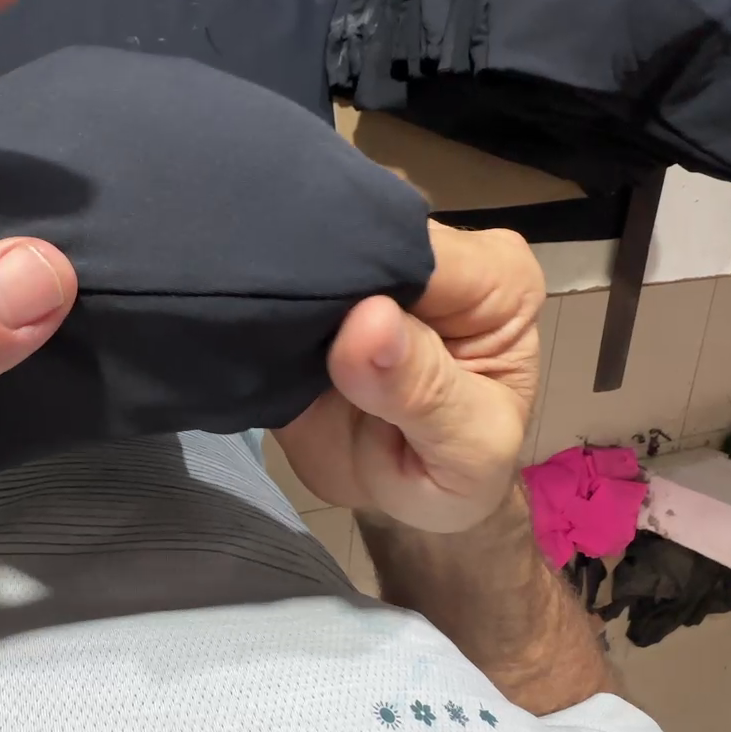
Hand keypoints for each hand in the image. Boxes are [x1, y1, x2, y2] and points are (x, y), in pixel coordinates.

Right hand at [273, 223, 543, 533]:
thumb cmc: (452, 475)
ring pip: (311, 243)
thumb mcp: (464, 449)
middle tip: (266, 316)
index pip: (418, 251)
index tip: (318, 318)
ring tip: (247, 318)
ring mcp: (365, 272)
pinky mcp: (314, 291)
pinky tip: (237, 318)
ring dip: (277, 281)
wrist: (389, 499)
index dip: (366, 281)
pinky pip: (276, 275)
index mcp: (493, 281)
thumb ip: (423, 390)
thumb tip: (367, 321)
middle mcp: (430, 261)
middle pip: (359, 232)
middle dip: (314, 273)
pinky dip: (253, 297)